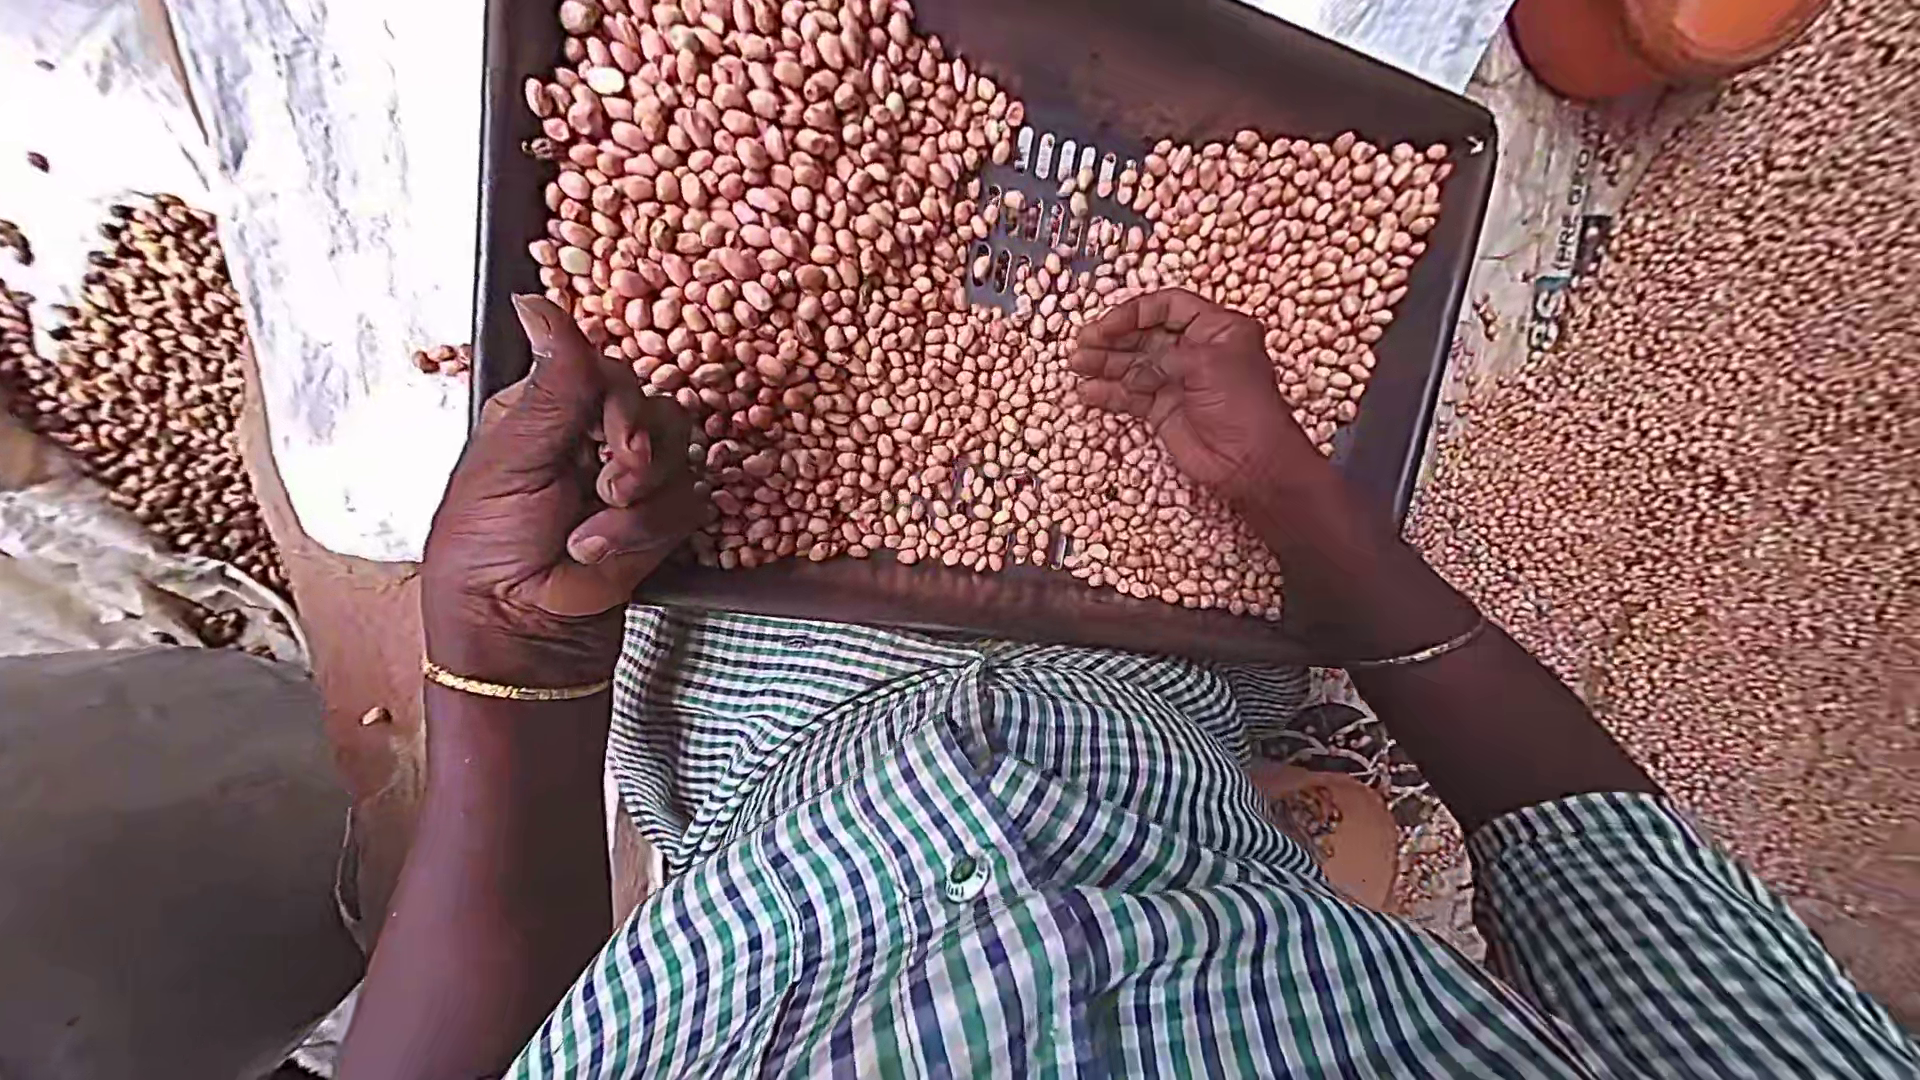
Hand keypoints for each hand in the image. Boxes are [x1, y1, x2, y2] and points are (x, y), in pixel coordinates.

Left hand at [421, 295, 702, 687]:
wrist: (523, 631)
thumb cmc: (490, 547)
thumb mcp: (512, 462)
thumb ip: (551, 390)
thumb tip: (537, 303)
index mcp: (549, 413)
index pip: (612, 375)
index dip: (622, 403)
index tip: (611, 438)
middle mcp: (597, 440)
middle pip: (657, 411)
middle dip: (638, 454)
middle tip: (609, 489)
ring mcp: (635, 481)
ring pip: (680, 457)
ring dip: (640, 504)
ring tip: (593, 537)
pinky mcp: (662, 518)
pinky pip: (689, 502)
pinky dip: (651, 531)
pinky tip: (609, 553)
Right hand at [1070, 288, 1323, 501]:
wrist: (1249, 461)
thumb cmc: (1243, 406)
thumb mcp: (1209, 364)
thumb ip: (1169, 354)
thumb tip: (1137, 361)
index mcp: (1215, 329)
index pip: (1168, 308)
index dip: (1136, 313)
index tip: (1108, 325)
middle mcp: (1193, 352)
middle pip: (1144, 336)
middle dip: (1112, 338)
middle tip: (1082, 344)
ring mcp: (1175, 382)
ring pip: (1132, 365)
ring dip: (1103, 364)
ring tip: (1077, 365)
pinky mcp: (1161, 410)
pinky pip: (1129, 396)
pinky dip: (1108, 394)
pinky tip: (1088, 393)